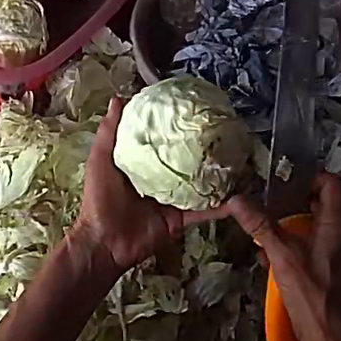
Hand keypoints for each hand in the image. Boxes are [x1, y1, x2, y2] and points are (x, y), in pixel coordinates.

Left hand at [67, 96, 225, 277]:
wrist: (105, 242)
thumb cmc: (100, 198)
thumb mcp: (101, 160)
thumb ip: (110, 132)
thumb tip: (119, 98)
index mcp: (142, 164)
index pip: (162, 142)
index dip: (176, 128)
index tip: (194, 112)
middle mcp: (160, 180)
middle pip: (186, 162)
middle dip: (203, 150)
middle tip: (225, 133)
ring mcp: (173, 200)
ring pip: (200, 185)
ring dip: (218, 176)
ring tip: (241, 160)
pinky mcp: (181, 219)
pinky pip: (204, 211)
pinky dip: (221, 206)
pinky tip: (239, 196)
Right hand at [223, 173, 340, 340]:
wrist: (327, 337)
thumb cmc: (311, 293)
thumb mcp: (282, 256)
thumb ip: (261, 226)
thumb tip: (236, 200)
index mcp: (336, 224)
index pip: (332, 184)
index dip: (311, 176)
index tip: (284, 177)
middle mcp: (340, 234)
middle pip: (322, 202)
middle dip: (294, 197)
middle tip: (268, 197)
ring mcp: (334, 252)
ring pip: (313, 224)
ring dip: (290, 221)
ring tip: (263, 222)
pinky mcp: (326, 267)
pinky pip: (309, 244)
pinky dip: (290, 242)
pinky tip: (267, 253)